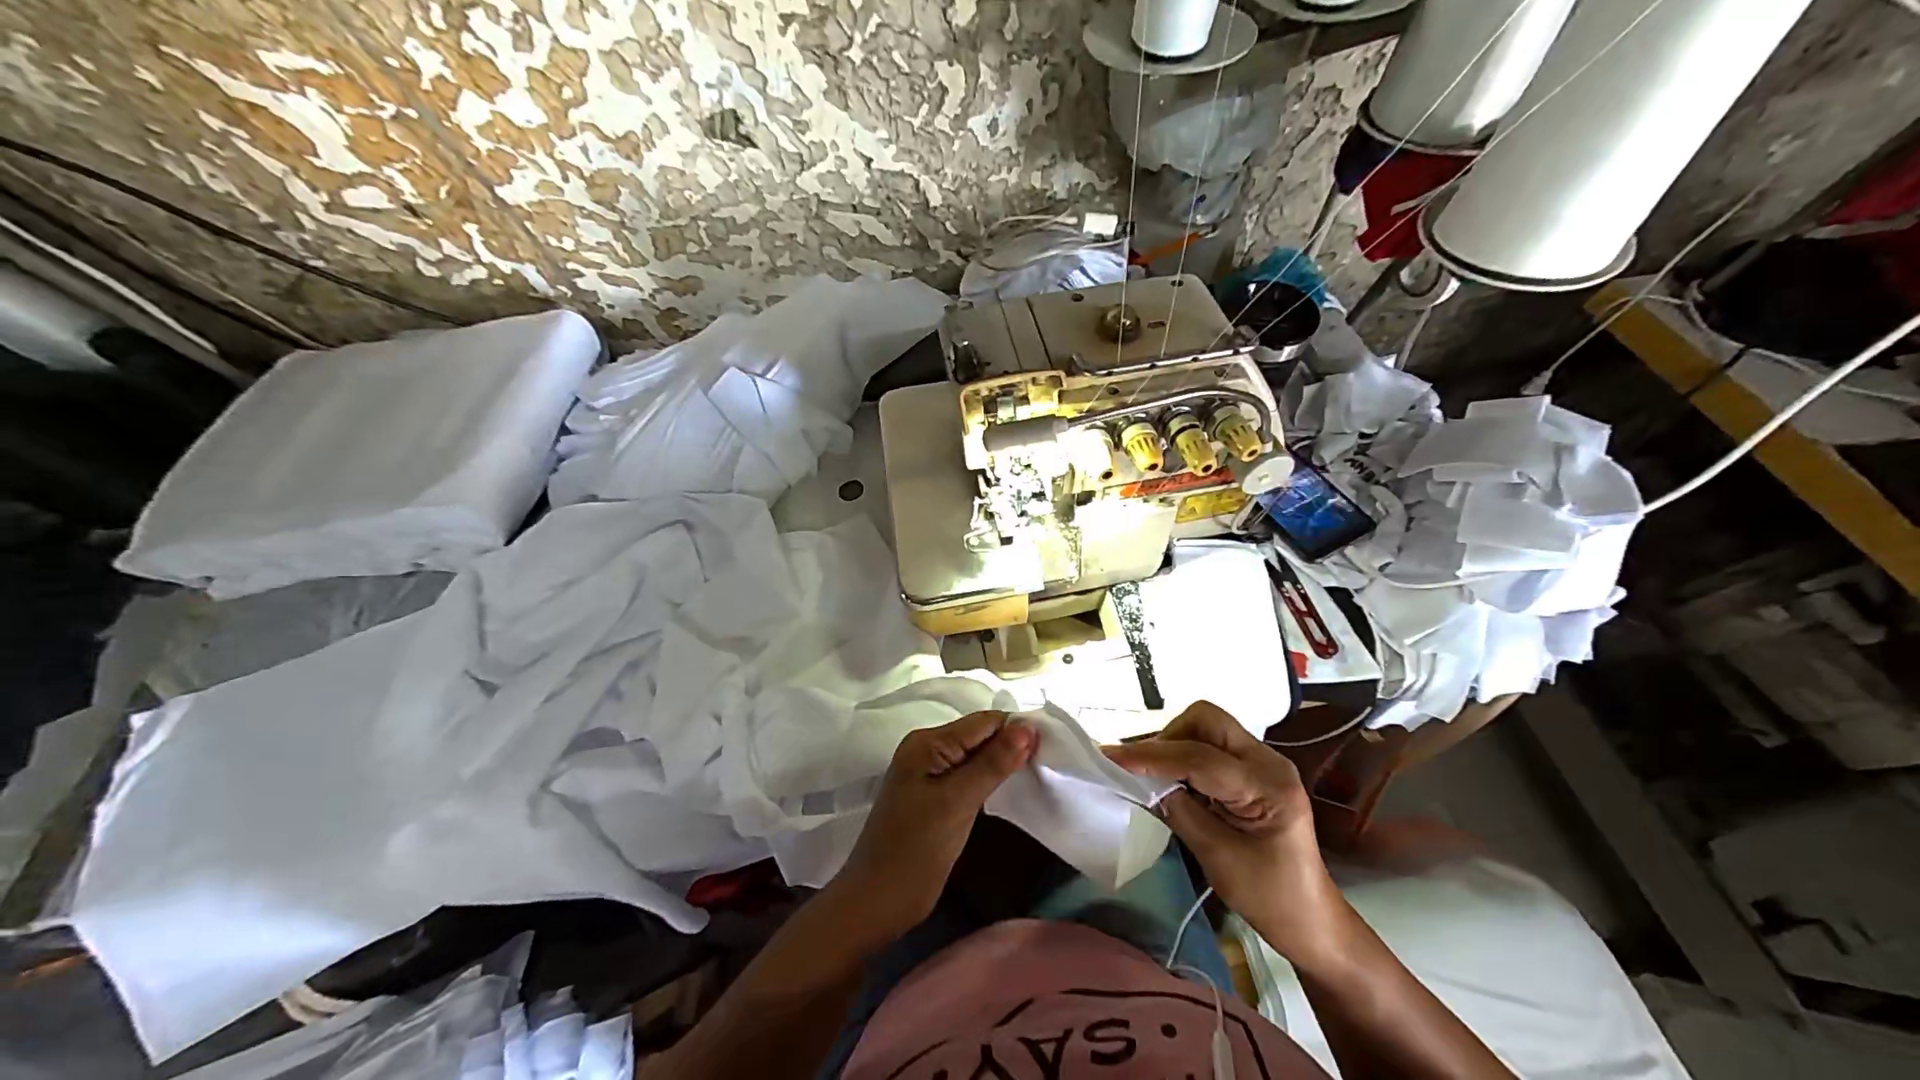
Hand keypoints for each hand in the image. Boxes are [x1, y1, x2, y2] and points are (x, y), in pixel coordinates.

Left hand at [833, 712, 1036, 938]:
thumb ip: (993, 763)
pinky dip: (991, 781)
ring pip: (977, 757)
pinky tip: (1012, 791)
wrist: (875, 903)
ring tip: (1039, 775)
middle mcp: (926, 750)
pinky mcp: (935, 798)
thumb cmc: (914, 851)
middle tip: (1051, 762)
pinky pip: (969, 777)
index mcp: (926, 743)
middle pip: (980, 736)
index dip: (1018, 729)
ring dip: (1004, 764)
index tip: (1054, 745)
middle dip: (1013, 745)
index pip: (983, 722)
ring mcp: (929, 775)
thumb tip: (1028, 727)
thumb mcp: (957, 802)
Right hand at [1105, 701, 1354, 971]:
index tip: (1110, 758)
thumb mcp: (1217, 857)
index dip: (1151, 755)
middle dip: (1167, 737)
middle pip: (1206, 720)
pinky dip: (1184, 755)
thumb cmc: (1269, 897)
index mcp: (1269, 785)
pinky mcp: (1252, 769)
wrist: (1310, 918)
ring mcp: (1262, 762)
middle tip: (1140, 769)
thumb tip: (1142, 782)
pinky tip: (1170, 779)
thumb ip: (1178, 810)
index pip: (1199, 757)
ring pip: (1206, 727)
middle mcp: (1268, 761)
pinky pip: (1211, 745)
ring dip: (1174, 744)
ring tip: (1150, 774)